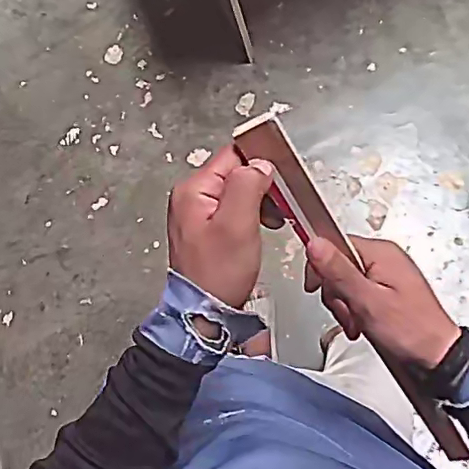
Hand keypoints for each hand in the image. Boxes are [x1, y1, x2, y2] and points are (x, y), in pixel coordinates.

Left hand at [168, 147, 276, 307]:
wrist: (204, 312)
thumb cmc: (216, 275)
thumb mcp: (237, 225)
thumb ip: (247, 186)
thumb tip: (260, 164)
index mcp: (193, 190)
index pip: (232, 156)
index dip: (260, 164)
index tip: (278, 183)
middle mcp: (190, 198)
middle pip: (235, 173)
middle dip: (261, 186)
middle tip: (276, 209)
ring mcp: (196, 214)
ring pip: (237, 191)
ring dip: (259, 202)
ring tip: (270, 221)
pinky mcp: (206, 229)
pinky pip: (233, 210)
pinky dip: (251, 215)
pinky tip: (260, 228)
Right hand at [304, 236, 461, 366]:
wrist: (435, 356)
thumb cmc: (411, 330)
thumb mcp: (366, 300)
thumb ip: (338, 270)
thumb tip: (316, 243)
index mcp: (380, 253)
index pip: (333, 244)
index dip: (321, 268)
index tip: (317, 288)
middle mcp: (383, 259)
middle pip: (336, 265)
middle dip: (334, 293)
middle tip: (346, 310)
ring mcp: (384, 275)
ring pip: (343, 282)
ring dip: (342, 306)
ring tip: (355, 321)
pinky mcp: (383, 290)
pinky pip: (354, 293)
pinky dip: (352, 310)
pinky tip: (359, 323)